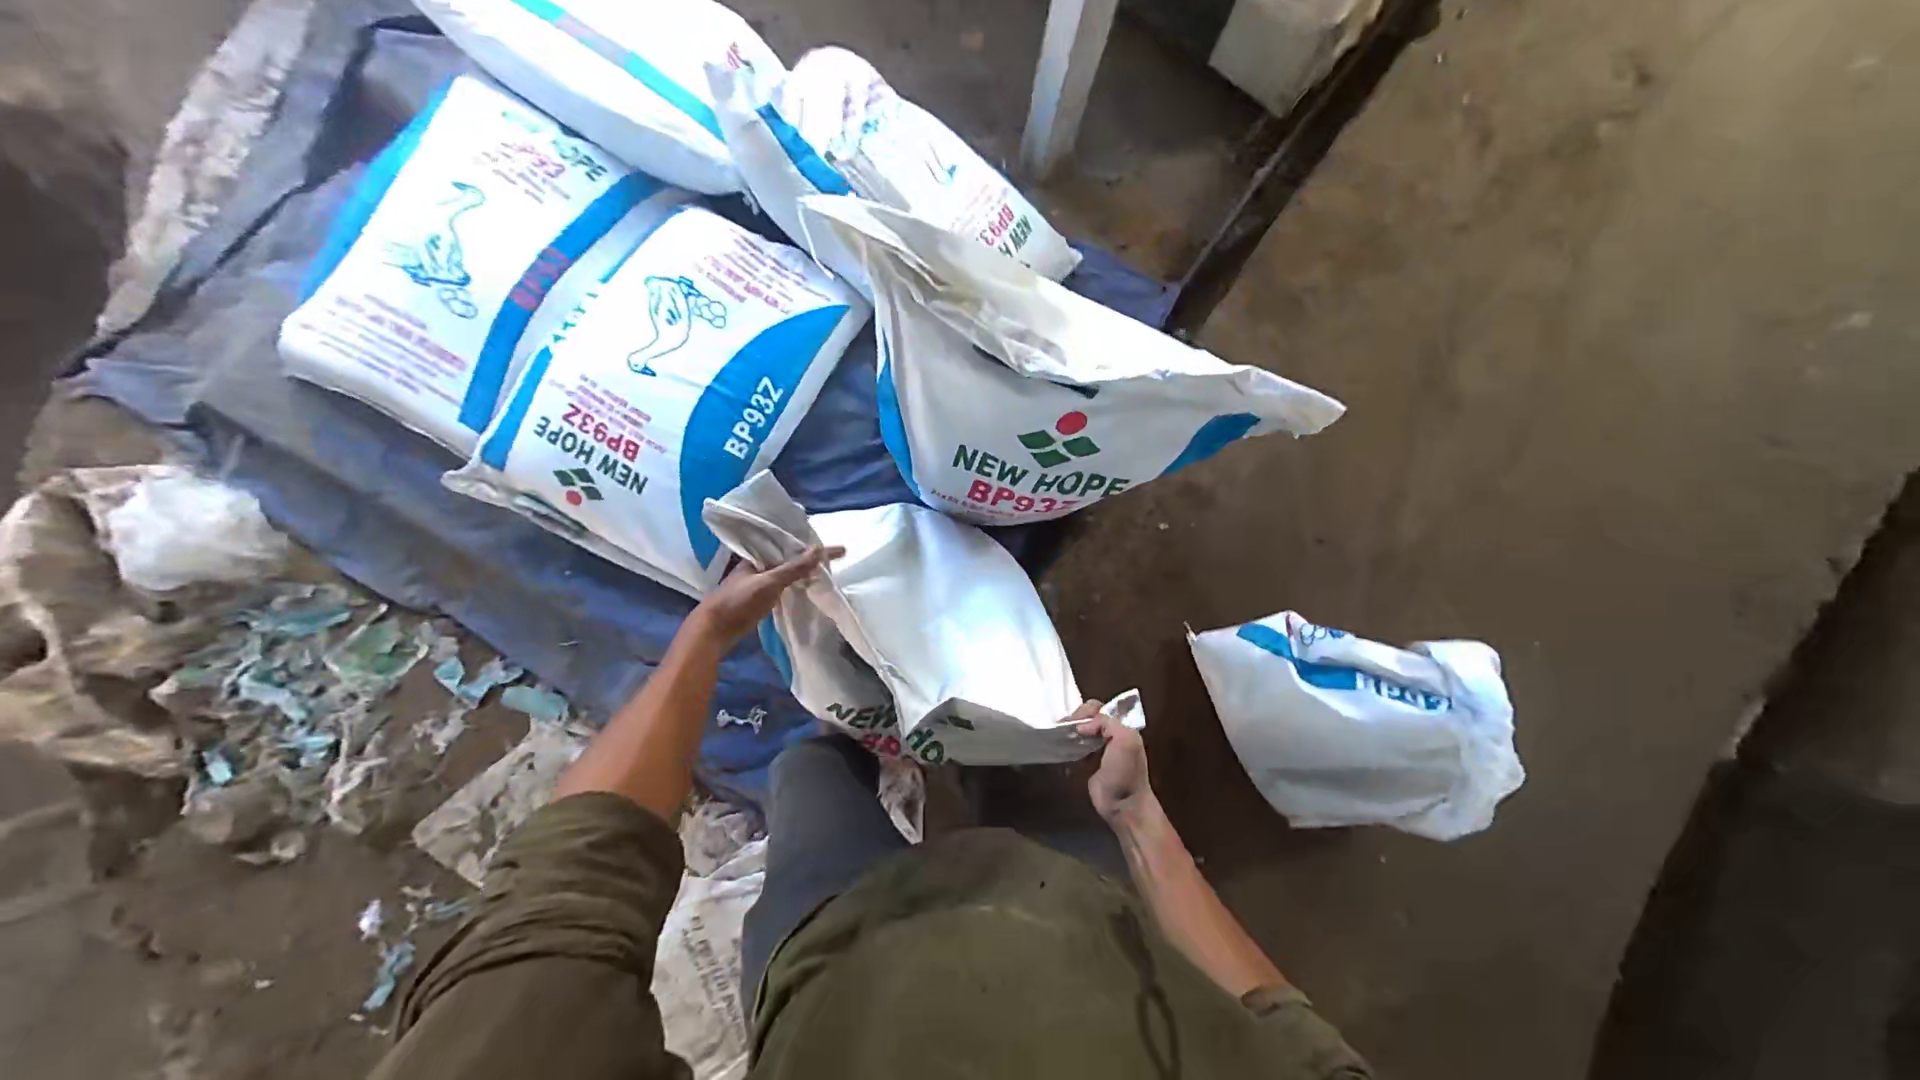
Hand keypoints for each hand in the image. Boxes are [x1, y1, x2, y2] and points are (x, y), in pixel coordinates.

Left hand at [688, 545, 842, 645]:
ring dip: (804, 571)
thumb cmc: (738, 602)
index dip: (816, 547)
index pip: (792, 545)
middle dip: (811, 556)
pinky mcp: (759, 598)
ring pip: (787, 572)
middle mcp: (758, 566)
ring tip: (825, 571)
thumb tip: (819, 550)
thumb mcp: (769, 582)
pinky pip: (783, 585)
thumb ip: (794, 568)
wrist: (713, 631)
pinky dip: (797, 585)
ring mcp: (758, 582)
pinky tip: (806, 587)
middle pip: (790, 556)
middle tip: (835, 557)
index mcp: (759, 556)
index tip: (841, 550)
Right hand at [1073, 701, 1155, 824]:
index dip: (1087, 710)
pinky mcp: (1089, 763)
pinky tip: (1061, 744)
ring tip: (1059, 733)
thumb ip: (1107, 723)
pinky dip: (1069, 743)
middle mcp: (1111, 735)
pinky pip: (1078, 746)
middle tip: (1065, 726)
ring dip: (1071, 730)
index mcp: (1123, 727)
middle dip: (1077, 718)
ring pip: (1083, 730)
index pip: (1101, 708)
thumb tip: (1082, 727)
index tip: (1076, 721)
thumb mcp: (1125, 740)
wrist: (1124, 805)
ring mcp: (1100, 749)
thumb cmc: (1125, 772)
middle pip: (1090, 717)